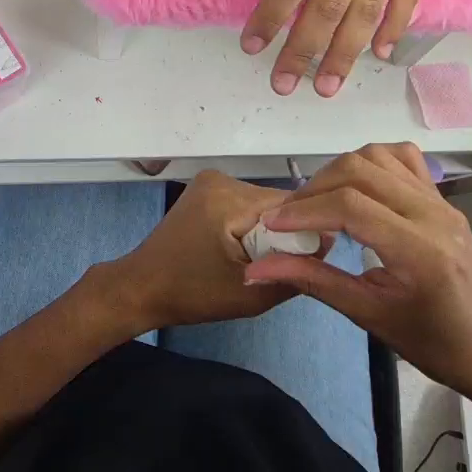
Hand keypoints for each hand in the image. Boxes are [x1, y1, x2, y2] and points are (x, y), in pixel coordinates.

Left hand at [97, 171, 314, 330]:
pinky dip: (251, 227)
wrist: (143, 286)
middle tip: (283, 267)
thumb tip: (328, 246)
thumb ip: (295, 269)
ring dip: (269, 231)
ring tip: (261, 261)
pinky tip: (243, 251)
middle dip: (286, 234)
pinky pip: (245, 206)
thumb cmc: (193, 293)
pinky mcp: (206, 191)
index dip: (308, 233)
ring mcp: (211, 182)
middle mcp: (222, 179)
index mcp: (230, 197)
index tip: (313, 261)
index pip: (292, 206)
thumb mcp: (253, 292)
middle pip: (278, 204)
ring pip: (263, 206)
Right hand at [243, 144, 471, 407]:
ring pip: (376, 156)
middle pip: (359, 172)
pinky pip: (401, 156)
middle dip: (314, 188)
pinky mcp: (440, 196)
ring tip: (318, 201)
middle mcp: (433, 215)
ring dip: (337, 171)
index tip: (272, 224)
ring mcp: (440, 201)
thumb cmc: (429, 340)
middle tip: (291, 215)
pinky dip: (369, 161)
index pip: (351, 208)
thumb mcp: (366, 314)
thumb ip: (311, 280)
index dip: (305, 210)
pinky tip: (355, 185)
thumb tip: (255, 268)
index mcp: (420, 251)